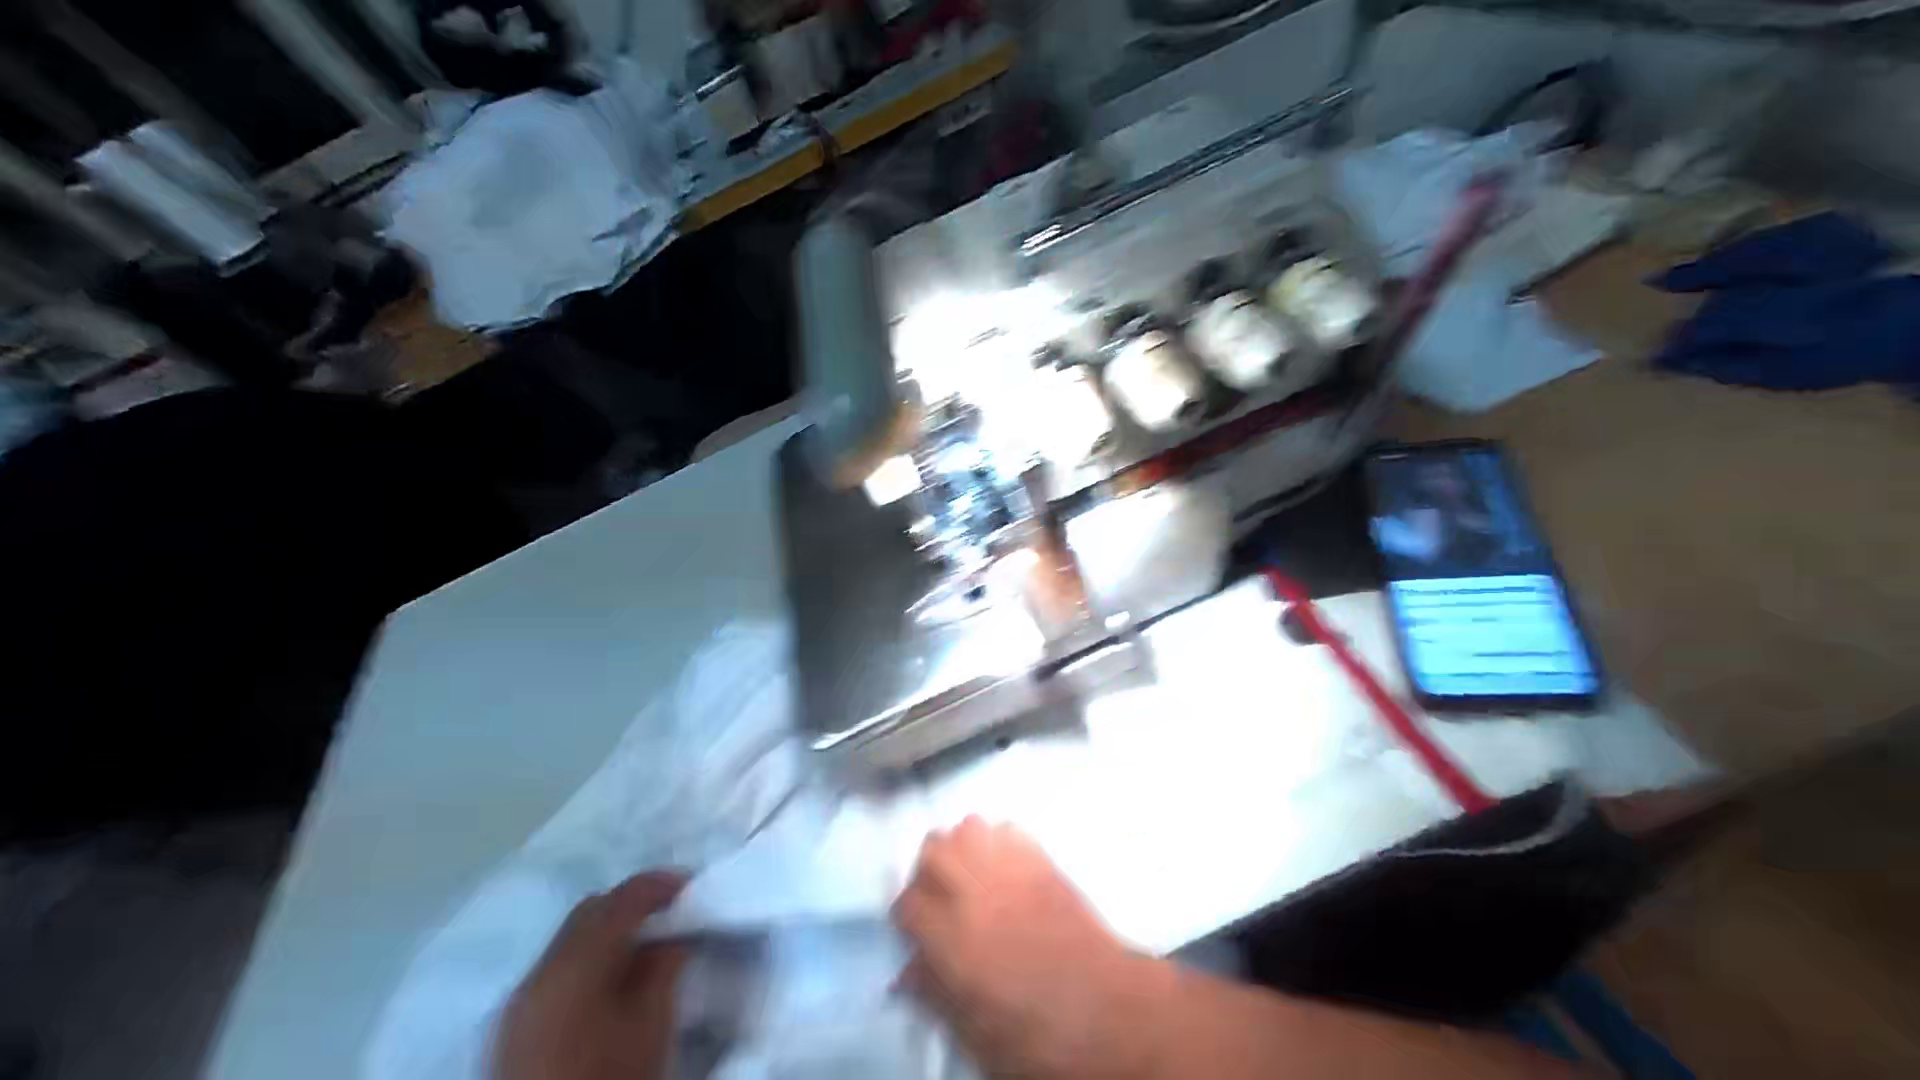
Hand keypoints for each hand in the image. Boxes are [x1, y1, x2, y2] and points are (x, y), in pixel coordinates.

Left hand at [494, 871, 688, 1079]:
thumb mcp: (652, 1024)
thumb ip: (664, 966)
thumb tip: (672, 936)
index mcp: (572, 965)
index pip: (620, 900)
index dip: (659, 885)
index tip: (692, 885)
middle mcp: (538, 974)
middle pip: (588, 912)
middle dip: (632, 903)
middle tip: (672, 913)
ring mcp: (519, 1005)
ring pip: (571, 941)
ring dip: (610, 932)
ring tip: (649, 948)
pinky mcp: (513, 1034)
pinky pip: (558, 971)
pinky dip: (590, 960)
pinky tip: (616, 983)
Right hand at [891, 817, 1171, 1079]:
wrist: (1110, 1015)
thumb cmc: (1040, 1036)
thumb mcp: (975, 1035)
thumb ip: (934, 995)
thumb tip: (905, 973)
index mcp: (954, 939)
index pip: (907, 902)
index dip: (905, 915)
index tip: (914, 930)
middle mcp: (977, 892)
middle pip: (932, 849)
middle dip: (927, 870)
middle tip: (938, 896)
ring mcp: (1012, 870)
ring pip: (968, 826)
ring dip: (961, 847)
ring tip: (969, 874)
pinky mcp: (1044, 862)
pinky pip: (1008, 829)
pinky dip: (997, 840)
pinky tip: (1003, 866)